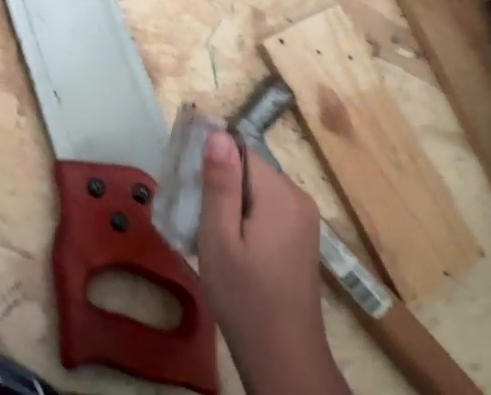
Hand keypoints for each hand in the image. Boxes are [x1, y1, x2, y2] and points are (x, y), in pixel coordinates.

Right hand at [197, 131, 324, 336]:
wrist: (283, 355)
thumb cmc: (243, 295)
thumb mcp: (219, 237)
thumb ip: (220, 183)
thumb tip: (218, 134)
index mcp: (281, 195)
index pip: (241, 151)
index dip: (211, 160)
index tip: (186, 181)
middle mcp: (299, 199)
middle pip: (250, 169)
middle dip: (219, 182)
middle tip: (191, 210)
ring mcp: (304, 220)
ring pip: (257, 190)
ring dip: (230, 201)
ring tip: (205, 229)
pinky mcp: (301, 239)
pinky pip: (267, 209)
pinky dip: (245, 217)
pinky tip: (228, 244)